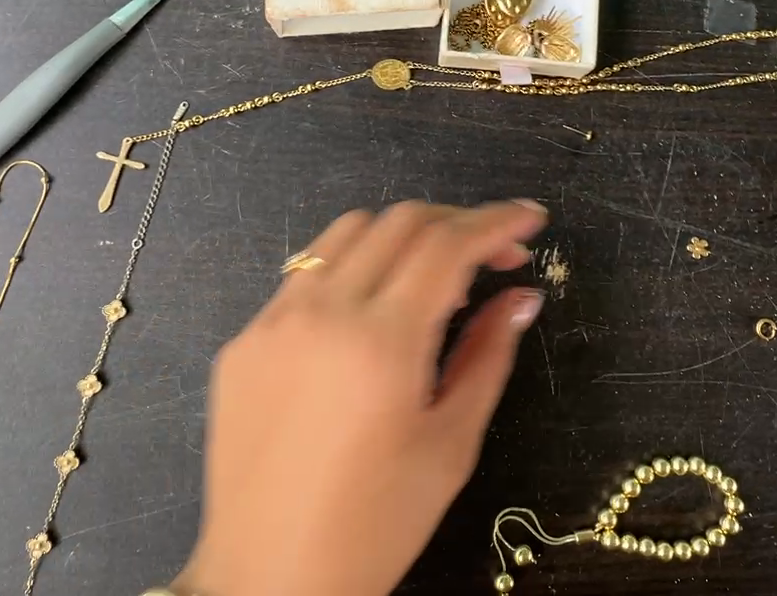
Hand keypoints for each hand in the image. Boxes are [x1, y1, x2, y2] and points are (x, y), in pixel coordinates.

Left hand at [175, 201, 547, 595]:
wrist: (267, 580)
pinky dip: (353, 268)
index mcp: (382, 341)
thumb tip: (521, 297)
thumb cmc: (375, 524)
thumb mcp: (451, 445)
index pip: (448, 244)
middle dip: (458, 222)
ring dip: (403, 234)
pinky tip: (370, 308)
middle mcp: (324, 312)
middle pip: (401, 221)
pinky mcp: (245, 338)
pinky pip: (307, 274)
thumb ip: (489, 355)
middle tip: (493, 254)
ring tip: (434, 272)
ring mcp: (275, 320)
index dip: (497, 220)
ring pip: (348, 231)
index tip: (530, 217)